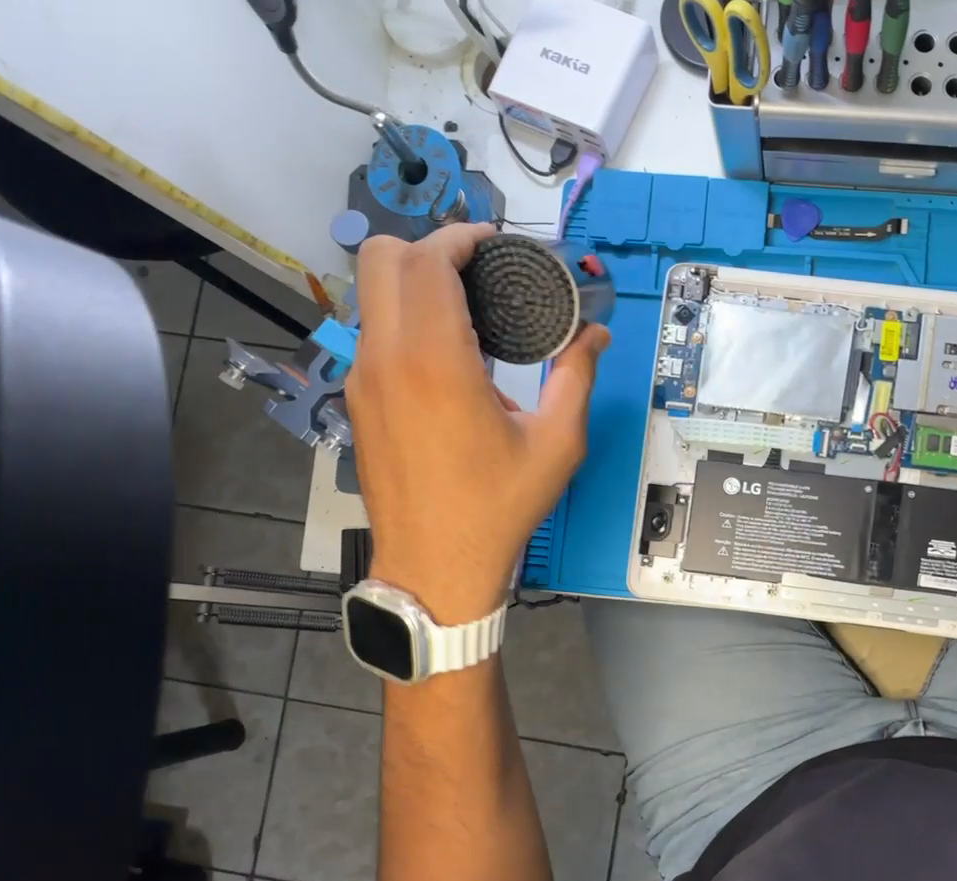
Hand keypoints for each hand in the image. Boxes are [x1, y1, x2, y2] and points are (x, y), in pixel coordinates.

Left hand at [349, 224, 609, 622]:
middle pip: (381, 258)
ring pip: (370, 293)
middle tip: (479, 270)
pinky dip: (404, 317)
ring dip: (413, 282)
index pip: (427, 261)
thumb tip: (596, 334)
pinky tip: (446, 352)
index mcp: (436, 361)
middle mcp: (387, 358)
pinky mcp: (360, 400)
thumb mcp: (556, 444)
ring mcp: (364, 379)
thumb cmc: (499, 506)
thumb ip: (576, 376)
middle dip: (429, 247)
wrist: (435, 566)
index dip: (461, 237)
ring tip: (466, 308)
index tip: (496, 243)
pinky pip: (373, 331)